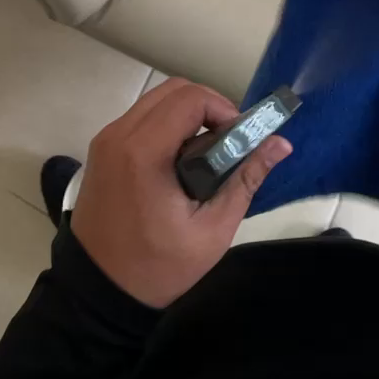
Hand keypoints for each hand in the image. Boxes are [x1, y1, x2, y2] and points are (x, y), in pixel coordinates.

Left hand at [69, 78, 292, 307]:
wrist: (98, 289)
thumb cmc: (157, 266)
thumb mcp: (211, 230)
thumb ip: (245, 180)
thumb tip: (280, 144)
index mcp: (143, 152)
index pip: (189, 99)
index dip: (222, 108)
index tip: (240, 138)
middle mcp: (119, 134)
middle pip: (172, 90)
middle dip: (208, 106)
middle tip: (229, 140)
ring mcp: (106, 138)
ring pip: (155, 99)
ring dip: (187, 113)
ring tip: (209, 150)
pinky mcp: (102, 146)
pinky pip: (140, 116)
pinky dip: (166, 123)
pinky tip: (181, 157)